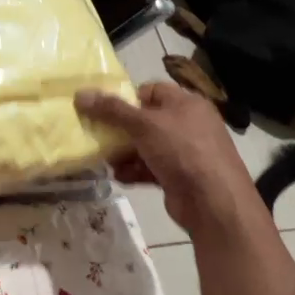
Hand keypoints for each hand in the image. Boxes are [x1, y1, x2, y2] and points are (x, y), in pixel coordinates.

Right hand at [78, 83, 263, 236]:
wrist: (214, 203)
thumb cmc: (182, 151)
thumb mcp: (143, 124)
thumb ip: (111, 109)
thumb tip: (80, 94)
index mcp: (187, 104)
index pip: (152, 91)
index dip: (128, 98)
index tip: (106, 109)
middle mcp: (189, 125)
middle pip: (146, 120)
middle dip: (121, 129)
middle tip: (99, 135)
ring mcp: (186, 152)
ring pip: (146, 146)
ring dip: (124, 153)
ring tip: (107, 160)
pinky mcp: (181, 176)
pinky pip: (152, 167)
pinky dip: (135, 170)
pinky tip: (120, 177)